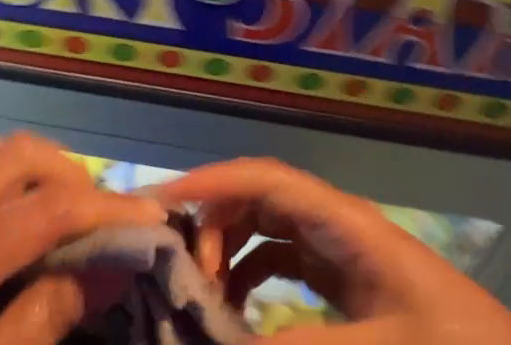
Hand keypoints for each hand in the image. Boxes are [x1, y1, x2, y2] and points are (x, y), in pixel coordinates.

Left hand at [0, 132, 165, 344]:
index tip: (150, 217)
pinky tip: (15, 218)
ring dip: (35, 169)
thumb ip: (49, 314)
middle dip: (70, 175)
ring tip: (62, 213)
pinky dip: (1, 178)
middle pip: (15, 155)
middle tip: (100, 218)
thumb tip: (110, 263)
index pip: (44, 209)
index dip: (106, 207)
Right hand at [161, 159, 510, 343]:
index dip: (214, 184)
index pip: (269, 182)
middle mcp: (338, 228)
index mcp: (348, 226)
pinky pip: (282, 262)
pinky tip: (233, 311)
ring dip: (229, 249)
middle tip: (174, 263)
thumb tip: (226, 336)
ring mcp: (341, 255)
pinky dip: (250, 276)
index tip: (163, 206)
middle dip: (213, 220)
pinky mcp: (345, 284)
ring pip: (267, 229)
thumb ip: (307, 344)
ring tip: (199, 292)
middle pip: (260, 199)